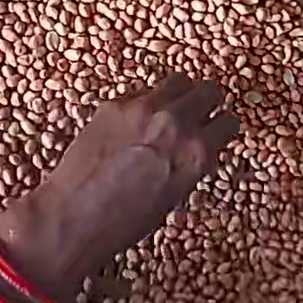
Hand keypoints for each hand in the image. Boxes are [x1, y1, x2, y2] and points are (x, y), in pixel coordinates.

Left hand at [0, 74, 238, 301]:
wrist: (74, 215)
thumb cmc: (123, 221)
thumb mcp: (173, 197)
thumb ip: (190, 165)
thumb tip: (195, 149)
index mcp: (197, 154)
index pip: (228, 123)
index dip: (222, 127)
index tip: (217, 128)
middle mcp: (176, 124)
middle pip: (209, 91)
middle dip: (207, 102)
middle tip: (199, 111)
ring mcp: (144, 109)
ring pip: (179, 81)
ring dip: (180, 94)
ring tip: (170, 109)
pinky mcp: (116, 104)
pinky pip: (142, 92)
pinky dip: (145, 103)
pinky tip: (135, 122)